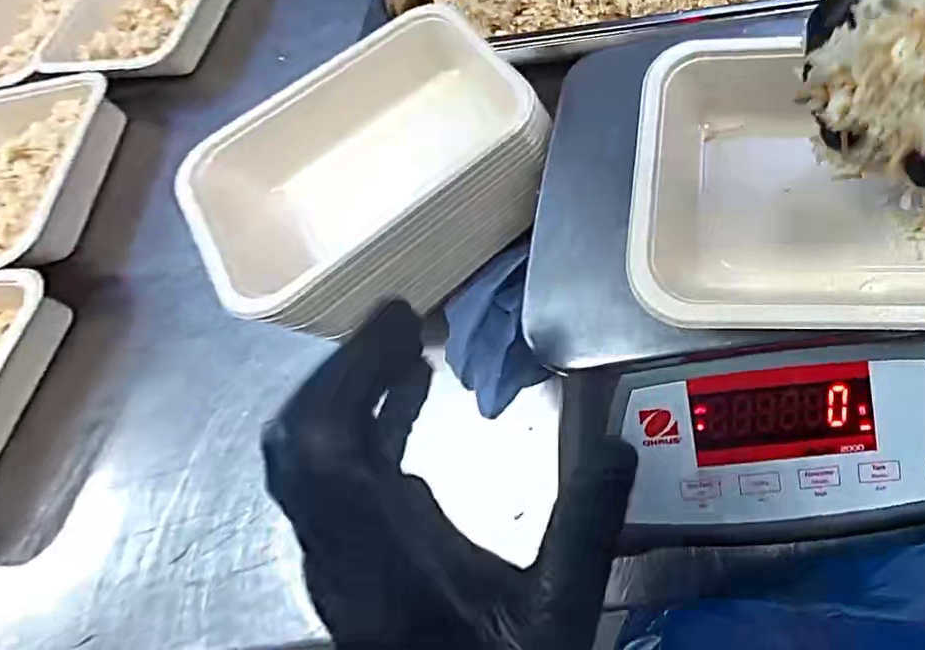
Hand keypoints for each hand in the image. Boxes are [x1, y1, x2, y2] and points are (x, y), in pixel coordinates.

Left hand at [263, 300, 636, 649]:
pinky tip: (411, 394)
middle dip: (350, 367)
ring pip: (316, 455)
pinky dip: (370, 416)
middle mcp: (347, 547)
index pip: (328, 447)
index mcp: (383, 552)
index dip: (350, 372)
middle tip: (405, 318)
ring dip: (355, 387)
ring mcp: (346, 550)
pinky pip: (344, 468)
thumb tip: (618, 444)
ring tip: (408, 343)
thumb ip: (586, 526)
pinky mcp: (360, 552)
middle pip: (306, 443)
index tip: (396, 318)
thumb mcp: (556, 608)